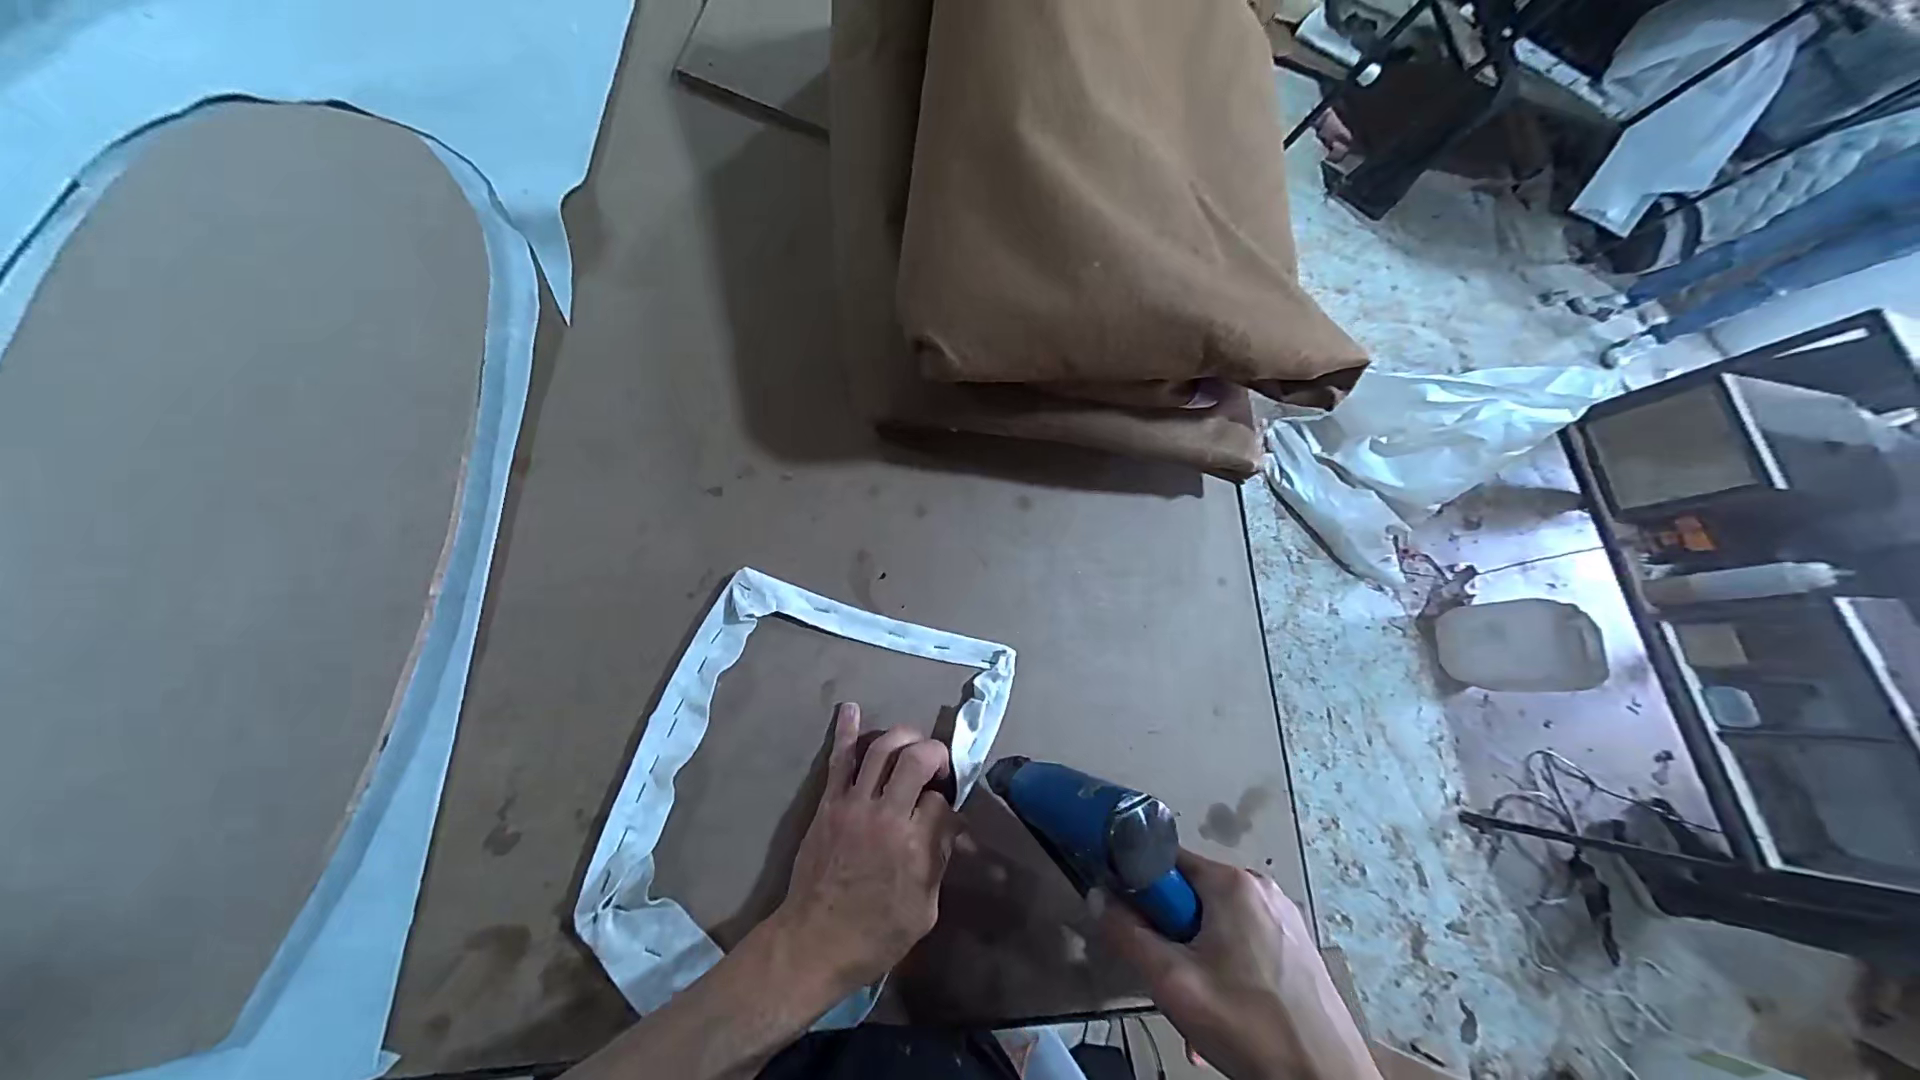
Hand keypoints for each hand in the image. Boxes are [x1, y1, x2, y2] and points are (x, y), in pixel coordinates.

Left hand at [767, 702, 958, 999]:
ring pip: (881, 749)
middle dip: (933, 752)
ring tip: (912, 742)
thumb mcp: (925, 909)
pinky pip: (840, 760)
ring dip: (903, 736)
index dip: (946, 800)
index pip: (941, 799)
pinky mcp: (828, 803)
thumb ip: (939, 859)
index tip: (943, 810)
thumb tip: (949, 822)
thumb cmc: (875, 934)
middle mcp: (885, 815)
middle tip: (937, 765)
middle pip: (916, 758)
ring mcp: (853, 805)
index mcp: (913, 845)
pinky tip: (851, 708)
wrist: (813, 942)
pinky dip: (847, 731)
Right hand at [1094, 849, 1379, 1079]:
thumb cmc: (1249, 1026)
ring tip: (1198, 1005)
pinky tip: (1225, 1011)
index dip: (1142, 892)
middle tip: (1170, 978)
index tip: (1136, 928)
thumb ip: (1128, 935)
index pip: (1166, 861)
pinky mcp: (1297, 947)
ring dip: (1197, 959)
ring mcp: (1283, 917)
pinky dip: (1226, 969)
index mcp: (1233, 881)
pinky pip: (1243, 943)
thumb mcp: (1173, 982)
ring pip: (1215, 924)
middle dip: (1172, 936)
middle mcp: (1260, 887)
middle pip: (1190, 895)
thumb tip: (1097, 896)